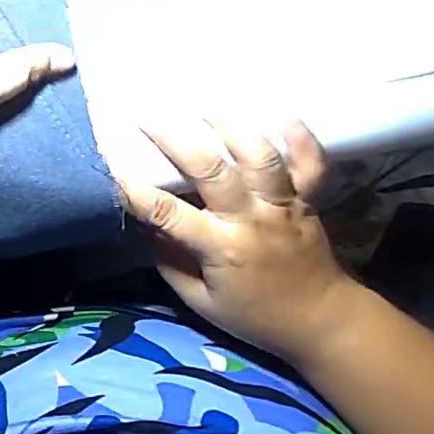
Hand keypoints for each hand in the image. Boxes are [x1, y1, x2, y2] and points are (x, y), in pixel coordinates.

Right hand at [117, 120, 367, 363]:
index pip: (168, 214)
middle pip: (211, 169)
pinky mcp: (308, 201)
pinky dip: (300, 138)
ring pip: (259, 156)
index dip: (135, 191)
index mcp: (221, 248)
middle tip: (149, 119)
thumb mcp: (201, 302)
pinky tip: (283, 117)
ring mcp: (282, 205)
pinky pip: (310, 163)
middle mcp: (251, 219)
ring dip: (232, 128)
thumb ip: (171, 263)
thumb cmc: (254, 316)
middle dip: (175, 140)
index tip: (112, 168)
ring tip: (206, 112)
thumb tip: (146, 227)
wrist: (321, 321)